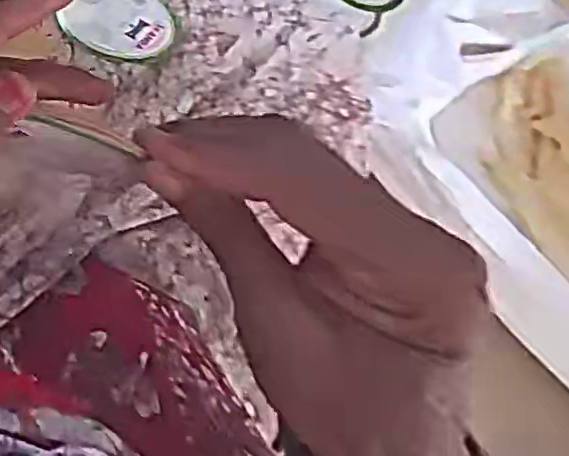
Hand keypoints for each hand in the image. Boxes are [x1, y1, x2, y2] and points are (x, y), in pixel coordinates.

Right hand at [138, 117, 486, 454]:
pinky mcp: (374, 210)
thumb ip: (223, 231)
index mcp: (412, 263)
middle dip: (217, 143)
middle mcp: (418, 224)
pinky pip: (301, 166)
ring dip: (225, 143)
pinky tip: (205, 157)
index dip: (221, 157)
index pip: (301, 181)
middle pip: (301, 154)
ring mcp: (400, 213)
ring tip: (167, 147)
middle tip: (151, 143)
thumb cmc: (340, 407)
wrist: (391, 448)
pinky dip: (244, 157)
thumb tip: (159, 168)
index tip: (154, 146)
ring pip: (298, 149)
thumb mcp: (274, 323)